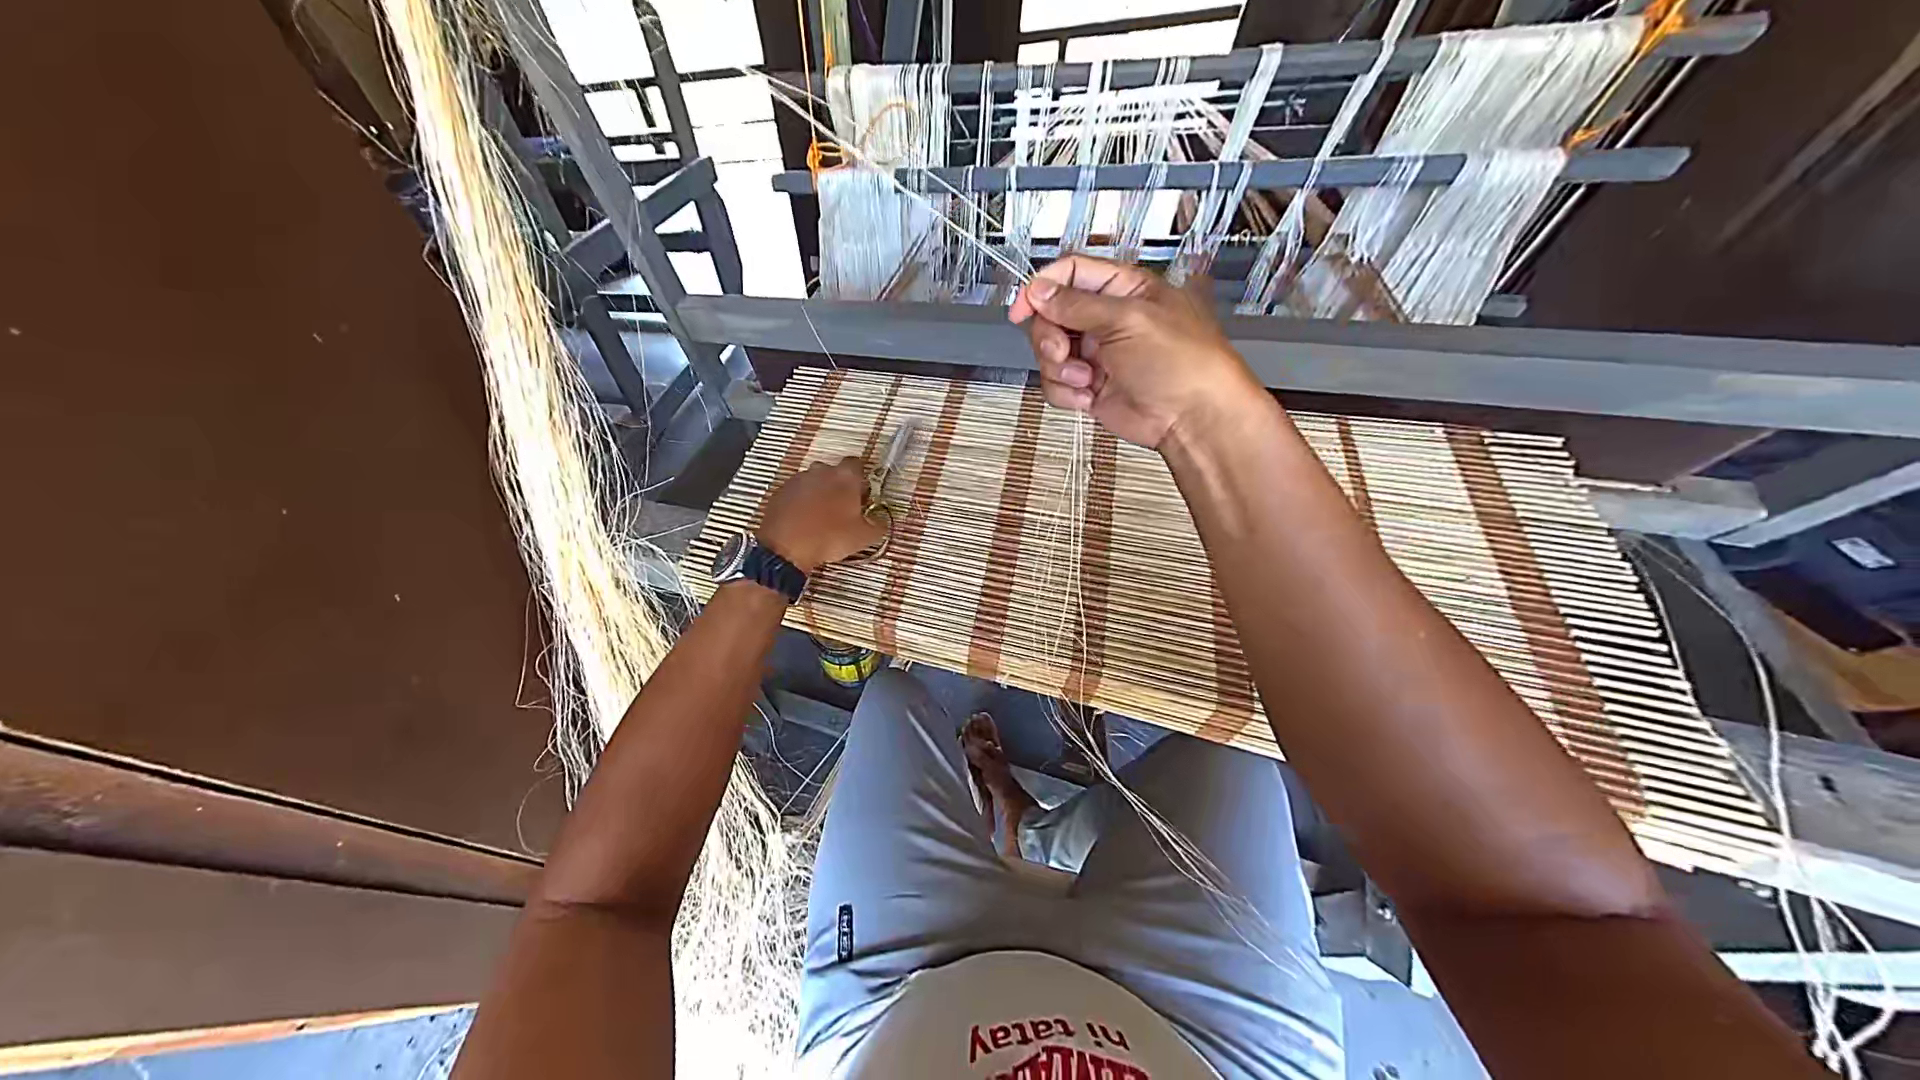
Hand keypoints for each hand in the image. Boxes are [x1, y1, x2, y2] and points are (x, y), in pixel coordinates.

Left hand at [757, 458, 886, 573]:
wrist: (785, 547)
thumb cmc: (829, 537)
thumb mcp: (863, 537)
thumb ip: (878, 526)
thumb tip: (881, 523)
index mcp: (845, 477)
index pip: (857, 464)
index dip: (861, 478)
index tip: (862, 493)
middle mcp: (821, 471)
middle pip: (834, 471)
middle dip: (839, 485)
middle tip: (843, 507)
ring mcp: (798, 480)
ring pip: (813, 482)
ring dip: (819, 494)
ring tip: (821, 517)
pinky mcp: (780, 492)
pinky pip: (796, 493)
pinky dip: (801, 502)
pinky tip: (804, 521)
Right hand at [1008, 255, 1266, 449]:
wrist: (1192, 418)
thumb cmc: (1184, 363)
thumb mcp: (1128, 320)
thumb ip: (1078, 304)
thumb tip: (1041, 291)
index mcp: (1123, 289)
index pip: (1070, 274)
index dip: (1041, 288)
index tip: (1022, 307)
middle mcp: (1108, 319)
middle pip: (1052, 315)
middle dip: (1049, 336)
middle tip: (1061, 351)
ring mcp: (1097, 354)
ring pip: (1050, 352)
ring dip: (1059, 369)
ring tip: (1085, 379)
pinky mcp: (1090, 386)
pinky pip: (1057, 384)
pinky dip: (1065, 392)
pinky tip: (1088, 396)